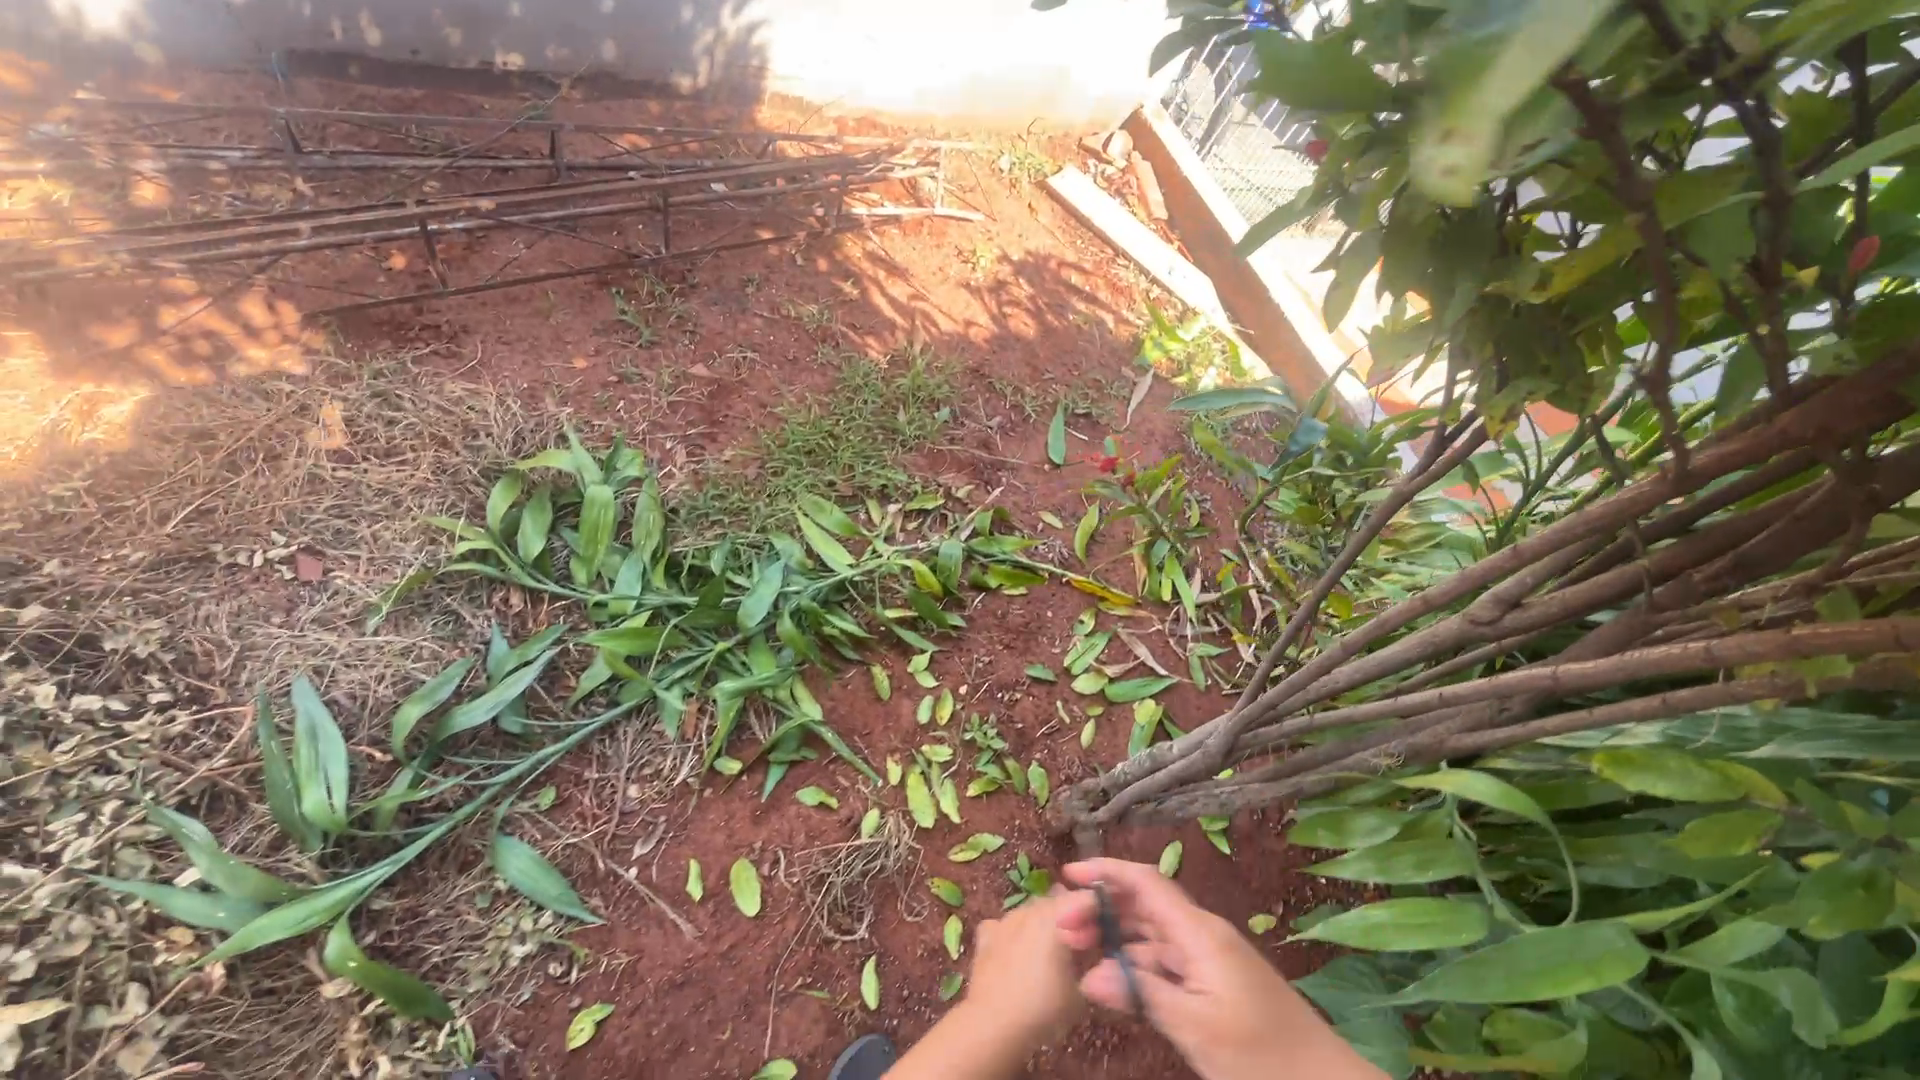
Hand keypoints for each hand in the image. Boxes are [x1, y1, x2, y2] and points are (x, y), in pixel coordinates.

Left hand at [959, 889, 1095, 1047]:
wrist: (994, 1023)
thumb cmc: (1044, 1007)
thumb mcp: (1080, 990)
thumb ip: (1087, 963)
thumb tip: (1087, 952)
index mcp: (1055, 916)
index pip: (1085, 899)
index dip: (1097, 911)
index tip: (1102, 931)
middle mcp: (1029, 910)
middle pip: (1055, 901)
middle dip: (1068, 916)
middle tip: (1078, 943)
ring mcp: (1004, 920)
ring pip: (1029, 911)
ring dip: (1040, 924)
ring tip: (1046, 951)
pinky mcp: (985, 935)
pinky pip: (1004, 926)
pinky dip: (1012, 934)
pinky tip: (1014, 952)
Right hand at [1059, 858, 1385, 1079]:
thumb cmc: (1261, 1055)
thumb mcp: (1196, 1026)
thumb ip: (1142, 994)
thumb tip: (1089, 976)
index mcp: (1200, 933)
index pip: (1146, 883)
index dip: (1106, 871)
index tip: (1067, 875)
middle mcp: (1202, 935)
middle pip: (1143, 906)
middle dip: (1102, 909)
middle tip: (1063, 932)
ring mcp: (1208, 959)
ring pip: (1151, 935)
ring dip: (1115, 939)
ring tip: (1077, 955)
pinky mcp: (1212, 983)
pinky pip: (1165, 962)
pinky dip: (1135, 966)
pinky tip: (1113, 983)